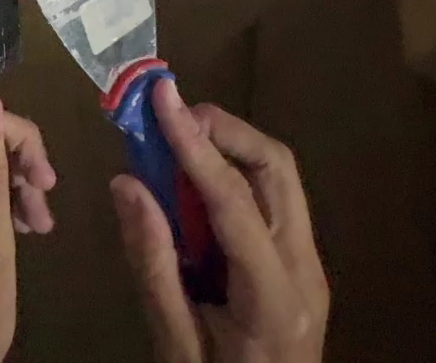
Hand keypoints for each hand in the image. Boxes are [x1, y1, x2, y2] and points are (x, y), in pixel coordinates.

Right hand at [112, 80, 327, 362]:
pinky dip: (230, 171)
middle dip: (222, 129)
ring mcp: (310, 262)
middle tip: (169, 117)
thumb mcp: (176, 341)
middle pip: (276, 168)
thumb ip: (152, 262)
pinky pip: (269, 195)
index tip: (161, 96)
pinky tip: (191, 181)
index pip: (233, 198)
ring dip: (227, 144)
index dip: (193, 142)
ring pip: (277, 174)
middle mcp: (305, 267)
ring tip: (175, 141)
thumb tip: (125, 181)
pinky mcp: (300, 260)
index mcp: (275, 295)